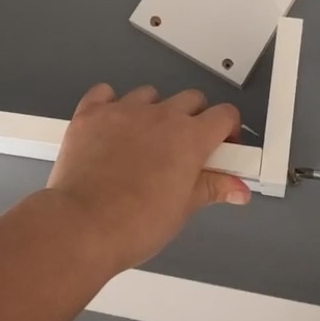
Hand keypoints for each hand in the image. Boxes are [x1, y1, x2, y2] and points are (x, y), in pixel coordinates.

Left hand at [43, 84, 251, 273]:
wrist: (82, 227)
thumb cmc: (134, 224)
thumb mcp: (183, 209)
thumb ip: (212, 188)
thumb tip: (237, 188)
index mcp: (190, 138)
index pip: (224, 115)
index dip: (228, 129)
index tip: (223, 144)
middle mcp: (160, 116)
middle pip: (191, 99)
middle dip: (194, 118)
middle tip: (186, 147)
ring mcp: (124, 111)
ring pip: (149, 95)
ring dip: (153, 111)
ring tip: (144, 141)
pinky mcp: (91, 114)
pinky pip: (105, 93)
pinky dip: (110, 104)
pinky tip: (110, 126)